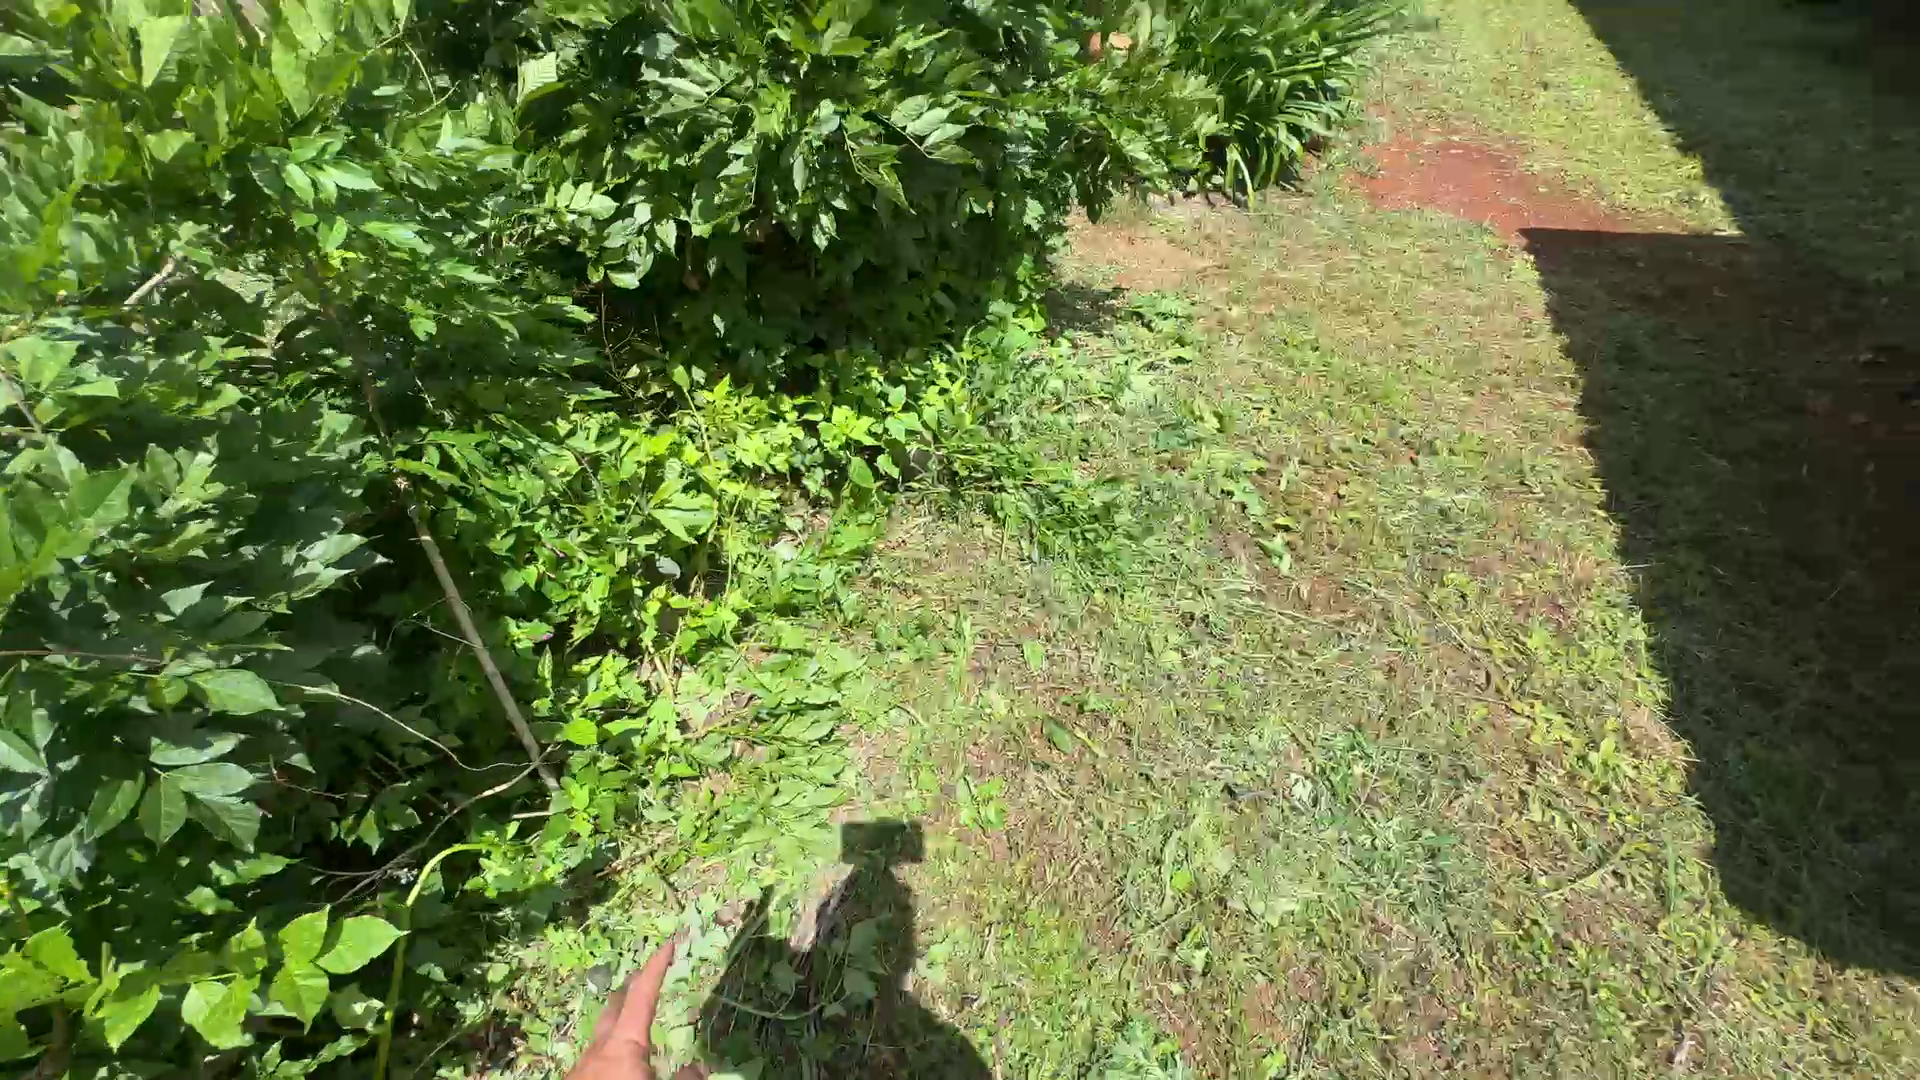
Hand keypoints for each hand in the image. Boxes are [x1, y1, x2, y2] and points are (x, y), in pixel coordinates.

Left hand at [566, 936, 679, 1079]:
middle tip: (647, 976)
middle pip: (615, 1008)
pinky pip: (593, 1062)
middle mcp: (599, 1050)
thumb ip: (686, 1079)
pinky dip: (608, 1054)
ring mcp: (580, 1070)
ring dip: (617, 1026)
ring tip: (633, 1026)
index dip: (656, 966)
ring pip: (601, 1038)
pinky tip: (616, 1068)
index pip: (643, 994)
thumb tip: (697, 1068)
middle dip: (631, 990)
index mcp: (624, 1044)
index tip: (669, 944)